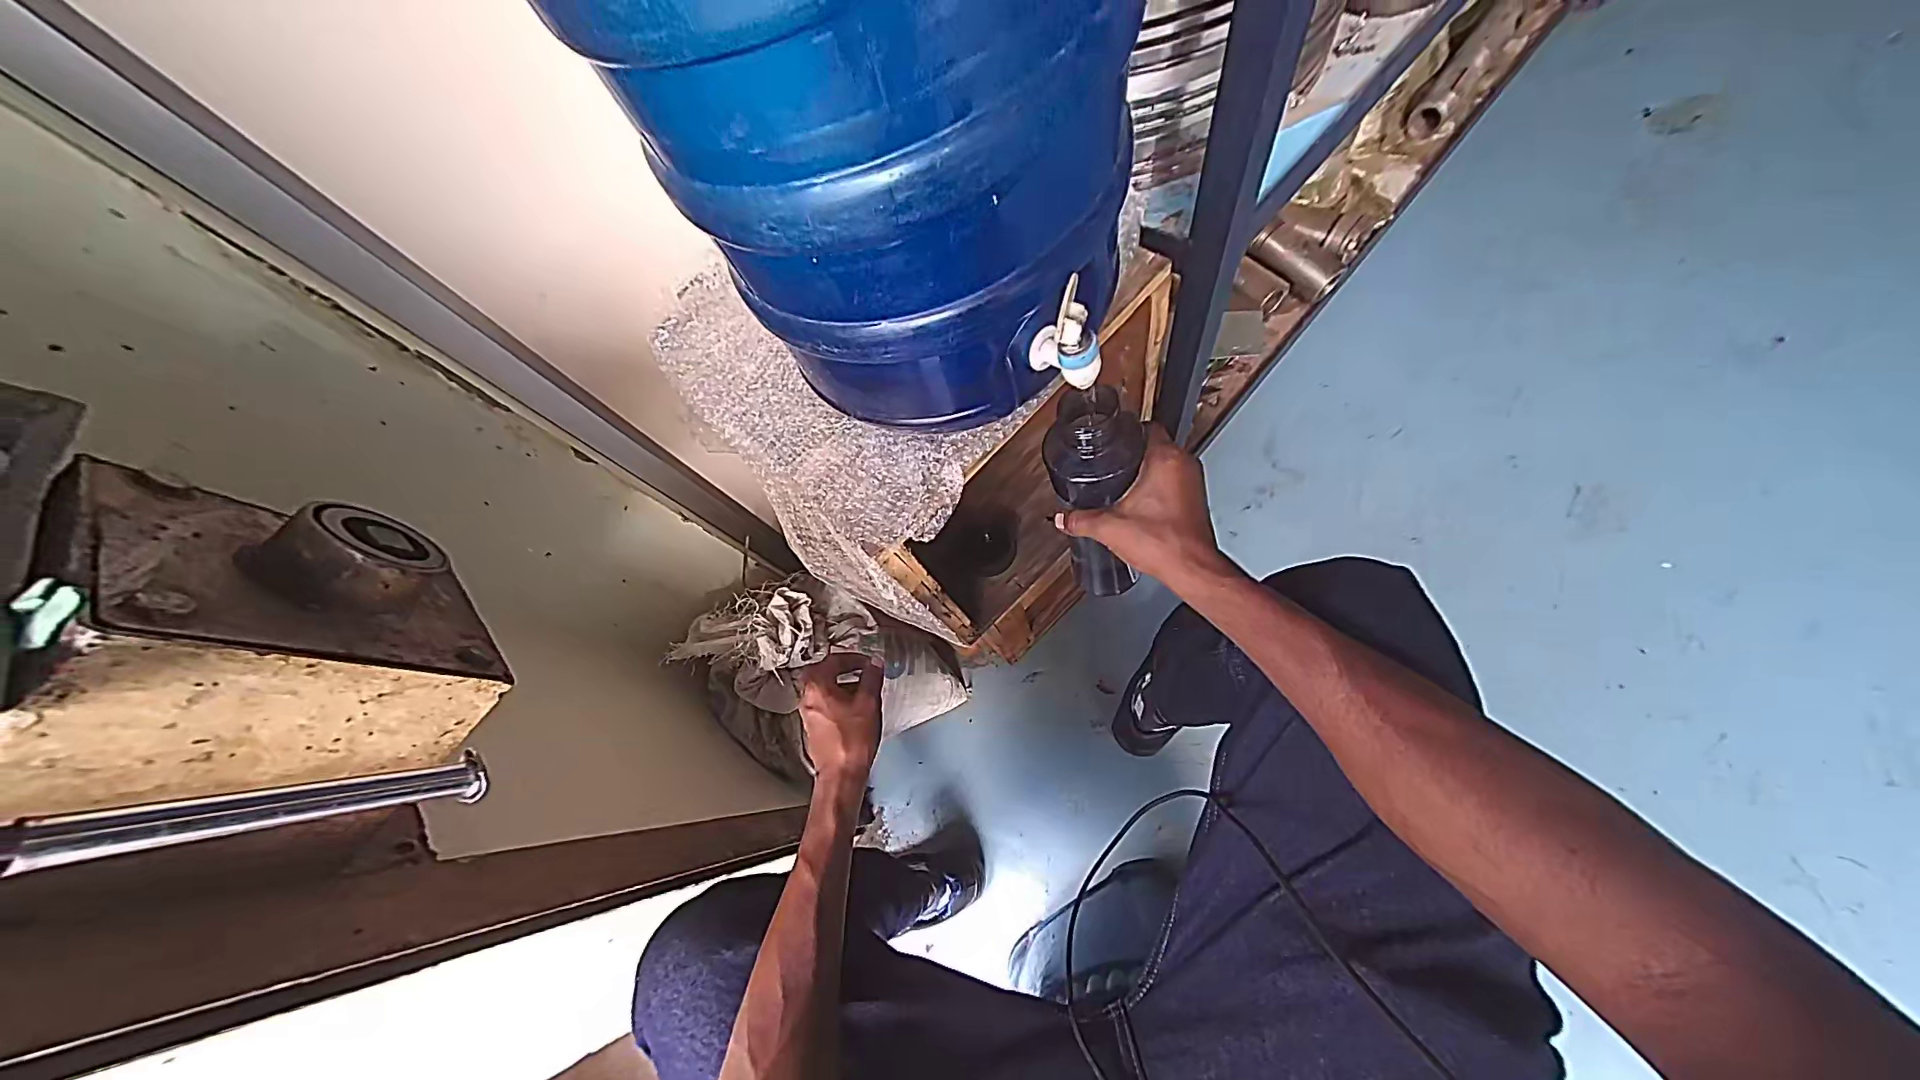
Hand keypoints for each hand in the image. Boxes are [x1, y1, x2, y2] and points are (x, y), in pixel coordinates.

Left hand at [795, 653, 881, 781]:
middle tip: (860, 669)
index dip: (853, 658)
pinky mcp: (814, 728)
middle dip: (843, 668)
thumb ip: (871, 678)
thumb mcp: (869, 702)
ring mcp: (809, 714)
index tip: (866, 661)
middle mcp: (808, 699)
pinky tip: (854, 708)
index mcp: (817, 687)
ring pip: (823, 689)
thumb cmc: (851, 743)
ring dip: (841, 684)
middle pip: (823, 673)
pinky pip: (824, 704)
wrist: (842, 774)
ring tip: (861, 688)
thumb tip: (873, 664)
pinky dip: (837, 699)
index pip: (833, 660)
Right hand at [1055, 424, 1234, 586]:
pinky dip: (1159, 487)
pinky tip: (1141, 502)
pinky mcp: (1195, 500)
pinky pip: (1175, 482)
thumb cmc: (1165, 543)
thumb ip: (1081, 520)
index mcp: (1166, 459)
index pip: (1148, 426)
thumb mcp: (1109, 527)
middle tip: (1114, 461)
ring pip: (1168, 464)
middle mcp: (1184, 465)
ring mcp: (1194, 482)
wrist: (1190, 569)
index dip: (1128, 429)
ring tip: (1125, 480)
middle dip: (1134, 452)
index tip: (1114, 436)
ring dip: (1148, 470)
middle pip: (1157, 444)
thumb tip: (1064, 518)